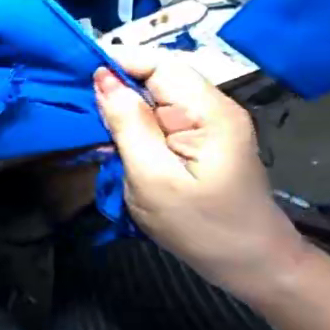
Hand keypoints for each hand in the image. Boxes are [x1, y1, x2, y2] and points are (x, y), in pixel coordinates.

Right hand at [93, 50, 308, 296]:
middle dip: (117, 89)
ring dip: (124, 110)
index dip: (116, 64)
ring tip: (96, 131)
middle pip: (156, 77)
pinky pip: (162, 119)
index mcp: (208, 111)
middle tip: (81, 113)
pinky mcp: (202, 140)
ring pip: (155, 98)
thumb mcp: (154, 179)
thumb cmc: (202, 228)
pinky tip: (119, 145)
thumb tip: (103, 78)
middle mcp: (213, 107)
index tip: (76, 78)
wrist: (253, 266)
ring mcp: (209, 124)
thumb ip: (128, 124)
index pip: (157, 64)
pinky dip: (136, 126)